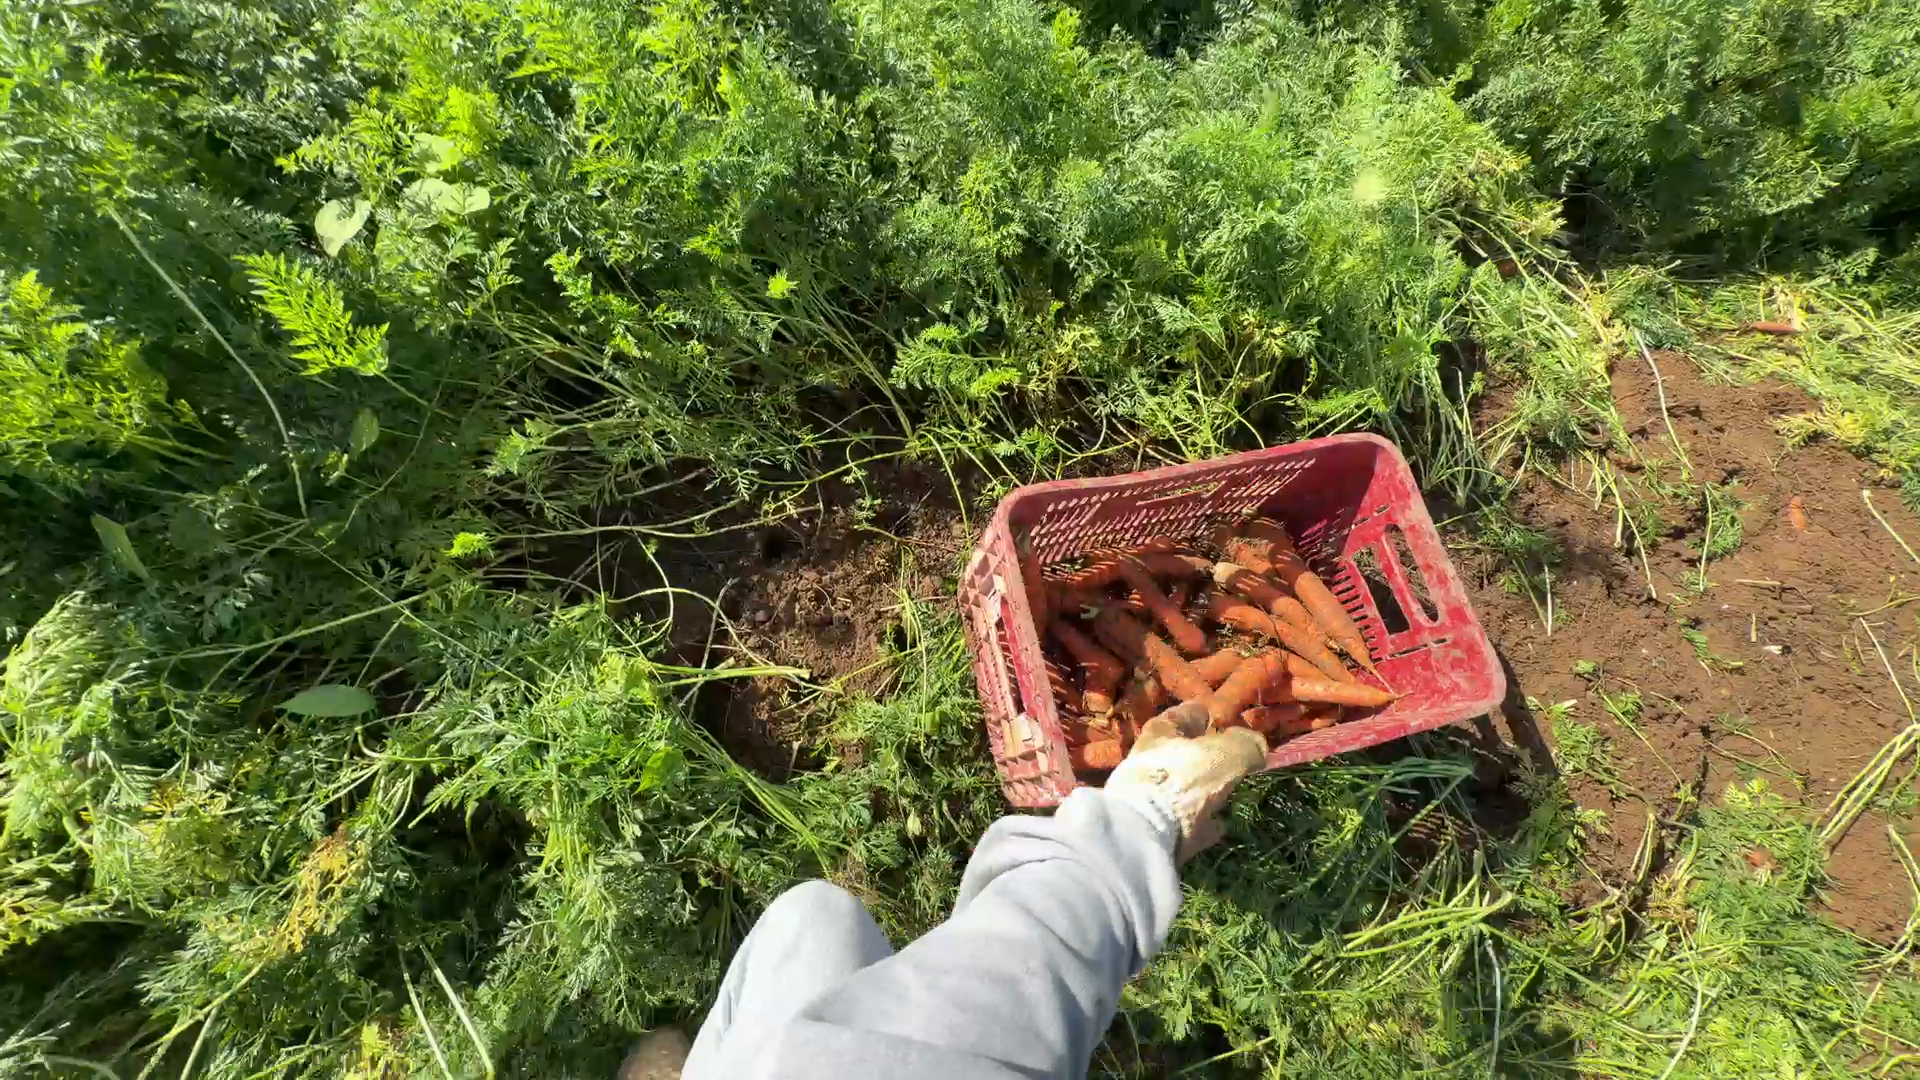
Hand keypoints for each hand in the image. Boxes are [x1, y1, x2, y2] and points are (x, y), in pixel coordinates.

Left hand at [1104, 701, 1267, 860]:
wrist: (1146, 833)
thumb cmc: (1184, 780)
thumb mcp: (1226, 753)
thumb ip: (1245, 745)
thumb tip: (1256, 745)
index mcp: (1162, 730)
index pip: (1188, 712)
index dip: (1209, 715)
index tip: (1231, 724)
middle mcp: (1151, 757)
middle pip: (1185, 750)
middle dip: (1208, 755)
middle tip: (1237, 762)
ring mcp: (1151, 794)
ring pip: (1185, 785)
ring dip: (1206, 789)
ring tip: (1232, 793)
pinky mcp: (1156, 826)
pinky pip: (1187, 820)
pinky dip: (1204, 822)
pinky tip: (1220, 825)